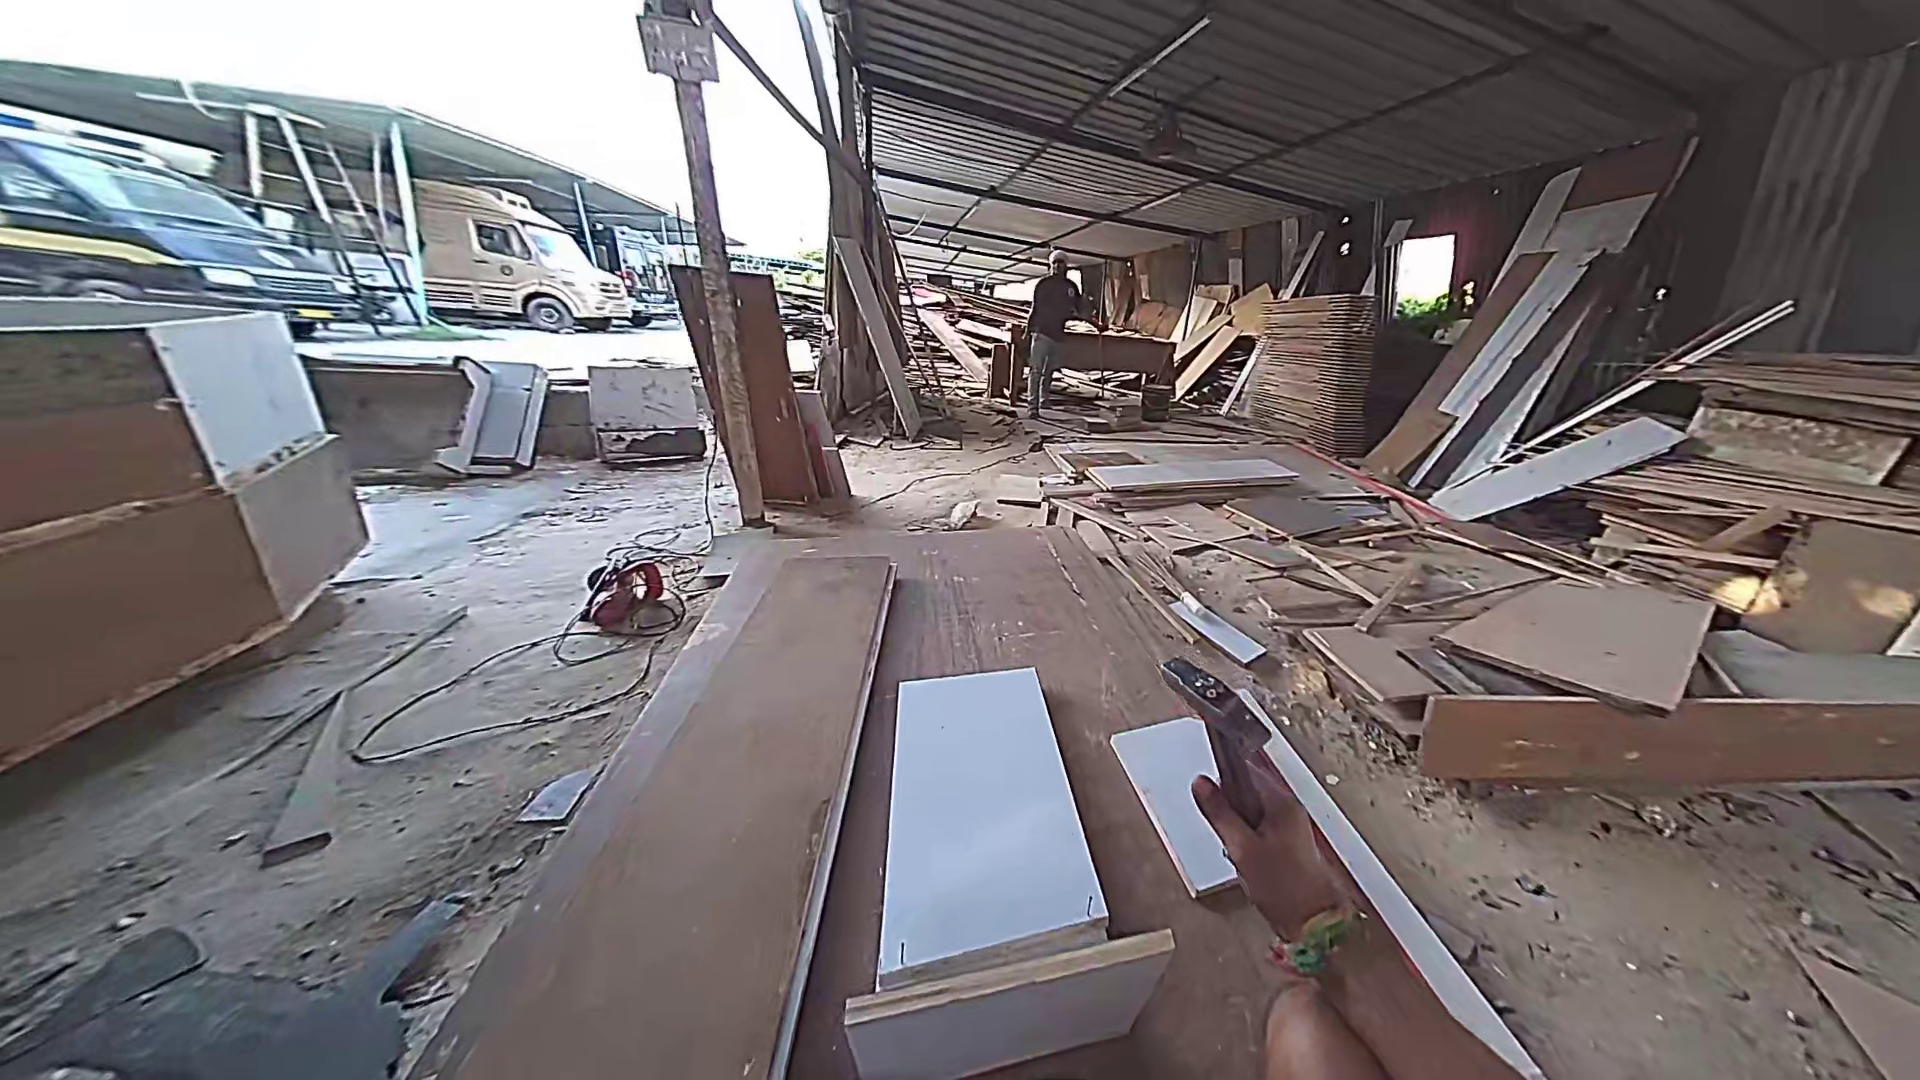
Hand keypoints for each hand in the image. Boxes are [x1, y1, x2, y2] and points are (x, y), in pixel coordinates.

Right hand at [1193, 761, 1348, 940]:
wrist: (1315, 926)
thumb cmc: (1282, 885)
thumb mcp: (1241, 847)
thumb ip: (1219, 812)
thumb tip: (1200, 782)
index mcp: (1281, 801)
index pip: (1244, 770)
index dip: (1223, 782)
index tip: (1213, 802)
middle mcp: (1288, 808)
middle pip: (1245, 792)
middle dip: (1230, 810)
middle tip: (1228, 834)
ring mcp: (1290, 825)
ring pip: (1249, 812)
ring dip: (1237, 827)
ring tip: (1239, 851)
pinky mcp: (1288, 842)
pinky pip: (1257, 828)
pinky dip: (1247, 839)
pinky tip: (1247, 860)